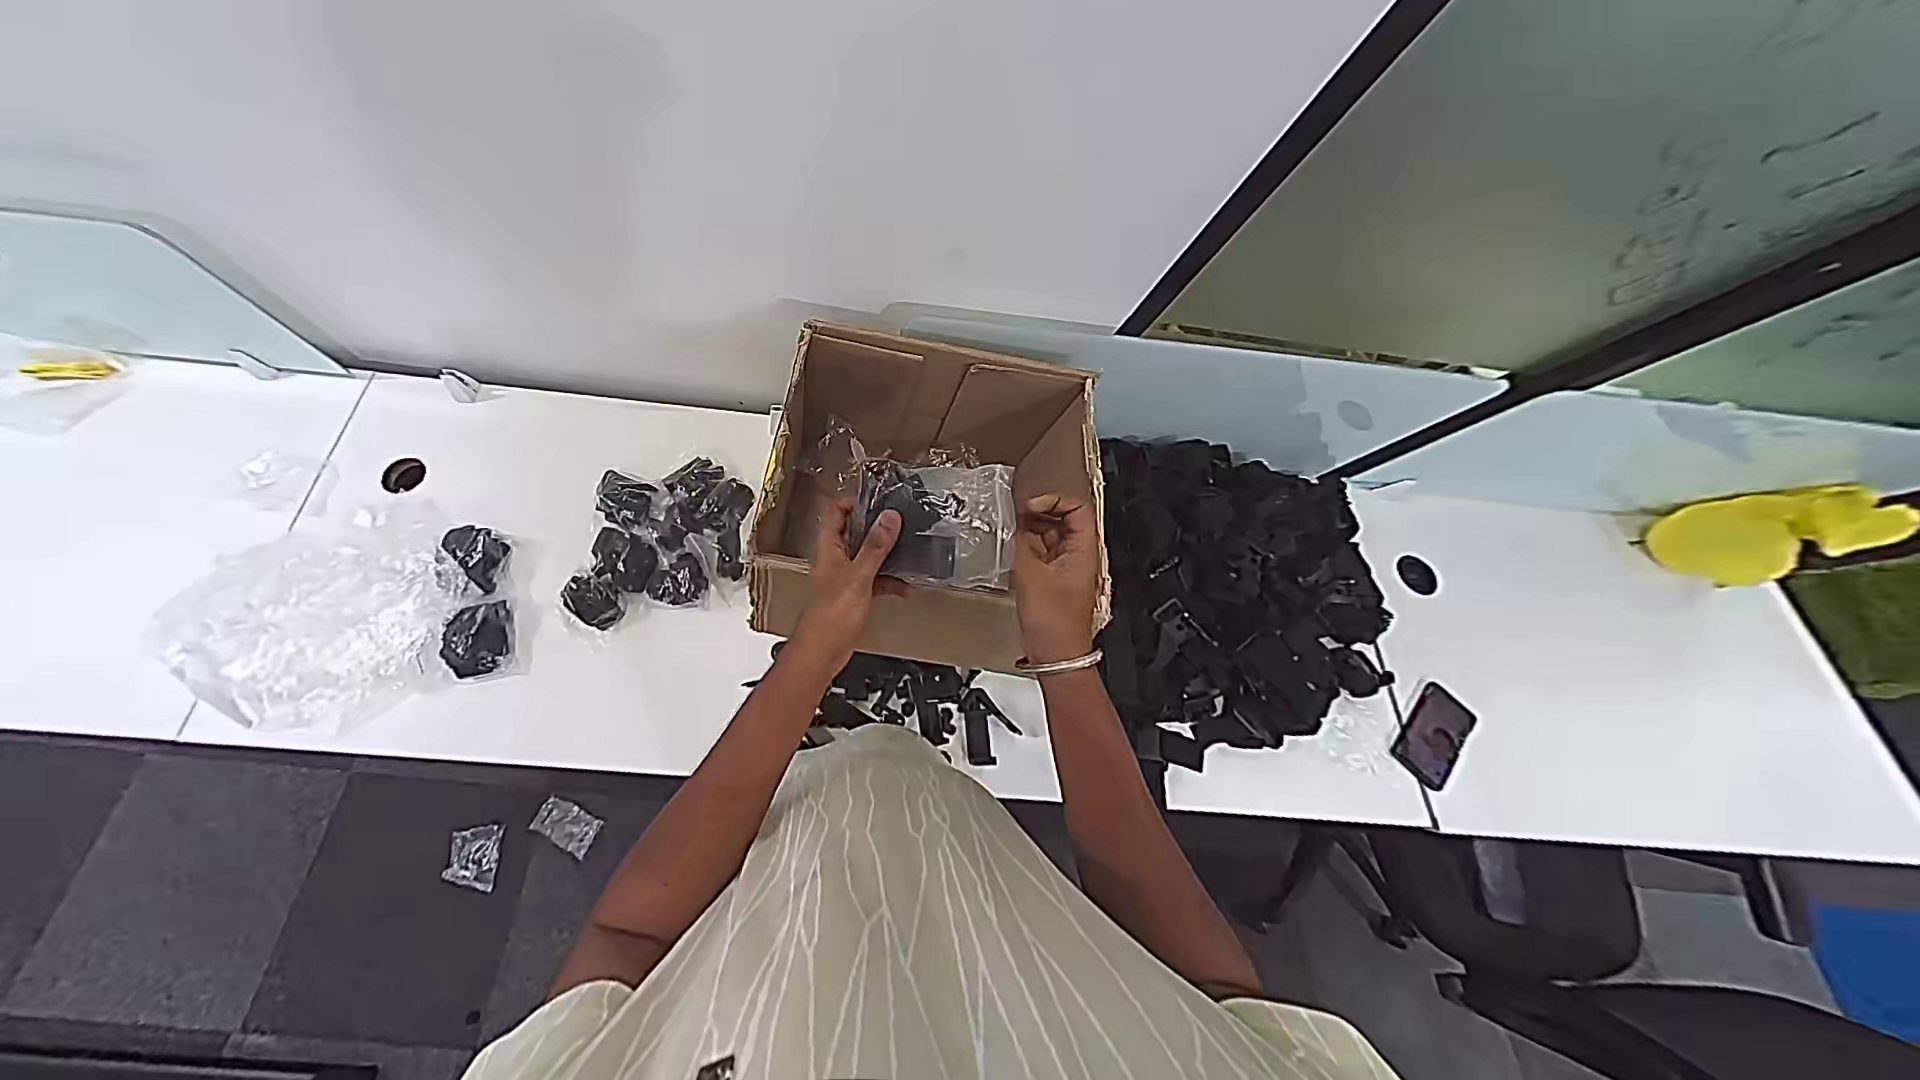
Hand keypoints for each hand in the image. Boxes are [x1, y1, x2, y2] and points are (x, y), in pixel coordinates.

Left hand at [791, 498, 903, 669]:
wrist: (823, 651)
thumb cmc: (830, 616)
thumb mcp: (858, 576)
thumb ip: (875, 547)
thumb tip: (889, 518)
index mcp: (829, 550)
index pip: (835, 514)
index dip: (851, 502)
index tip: (874, 497)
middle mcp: (835, 561)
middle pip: (854, 534)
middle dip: (876, 527)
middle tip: (897, 520)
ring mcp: (845, 578)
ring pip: (867, 557)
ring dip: (886, 555)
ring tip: (907, 549)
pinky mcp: (855, 595)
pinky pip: (876, 581)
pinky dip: (890, 582)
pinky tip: (905, 587)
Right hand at [1012, 494, 1099, 662]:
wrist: (1055, 654)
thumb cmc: (1054, 624)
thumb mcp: (1031, 575)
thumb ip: (1021, 543)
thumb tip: (1014, 522)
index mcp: (1084, 551)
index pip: (1077, 508)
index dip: (1055, 500)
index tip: (1032, 505)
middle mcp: (1079, 556)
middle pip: (1064, 519)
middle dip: (1040, 512)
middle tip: (1018, 513)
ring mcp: (1067, 566)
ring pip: (1051, 534)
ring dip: (1033, 527)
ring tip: (1013, 527)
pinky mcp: (1054, 577)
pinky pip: (1042, 551)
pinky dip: (1029, 544)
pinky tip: (1013, 546)